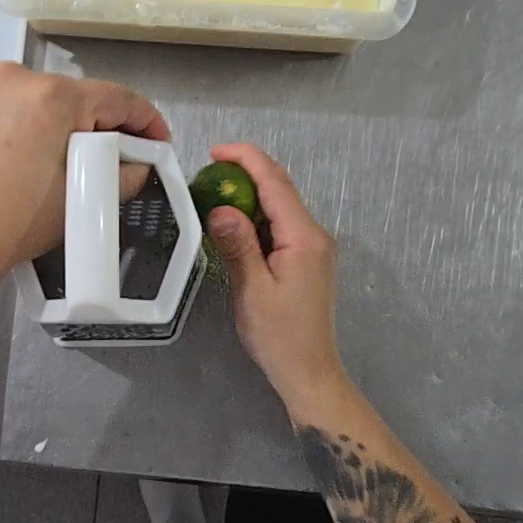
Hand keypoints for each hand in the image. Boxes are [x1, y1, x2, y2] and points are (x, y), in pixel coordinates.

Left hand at [0, 62, 167, 276]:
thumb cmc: (19, 220)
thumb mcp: (83, 195)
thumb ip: (124, 173)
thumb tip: (139, 164)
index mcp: (49, 95)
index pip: (115, 97)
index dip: (146, 120)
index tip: (161, 142)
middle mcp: (18, 79)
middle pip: (84, 96)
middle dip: (111, 126)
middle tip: (131, 157)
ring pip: (57, 101)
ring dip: (81, 125)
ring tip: (96, 161)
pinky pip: (31, 107)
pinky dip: (52, 126)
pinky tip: (61, 155)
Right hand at [204, 144, 348, 406]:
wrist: (308, 371)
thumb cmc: (279, 336)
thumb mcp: (252, 290)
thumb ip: (238, 245)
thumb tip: (220, 208)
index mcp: (304, 237)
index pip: (275, 183)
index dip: (247, 159)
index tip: (215, 151)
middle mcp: (315, 235)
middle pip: (281, 189)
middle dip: (247, 173)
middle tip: (208, 173)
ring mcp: (313, 248)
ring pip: (281, 207)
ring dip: (250, 197)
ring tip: (215, 196)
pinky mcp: (307, 260)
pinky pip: (281, 227)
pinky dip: (258, 219)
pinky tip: (235, 226)